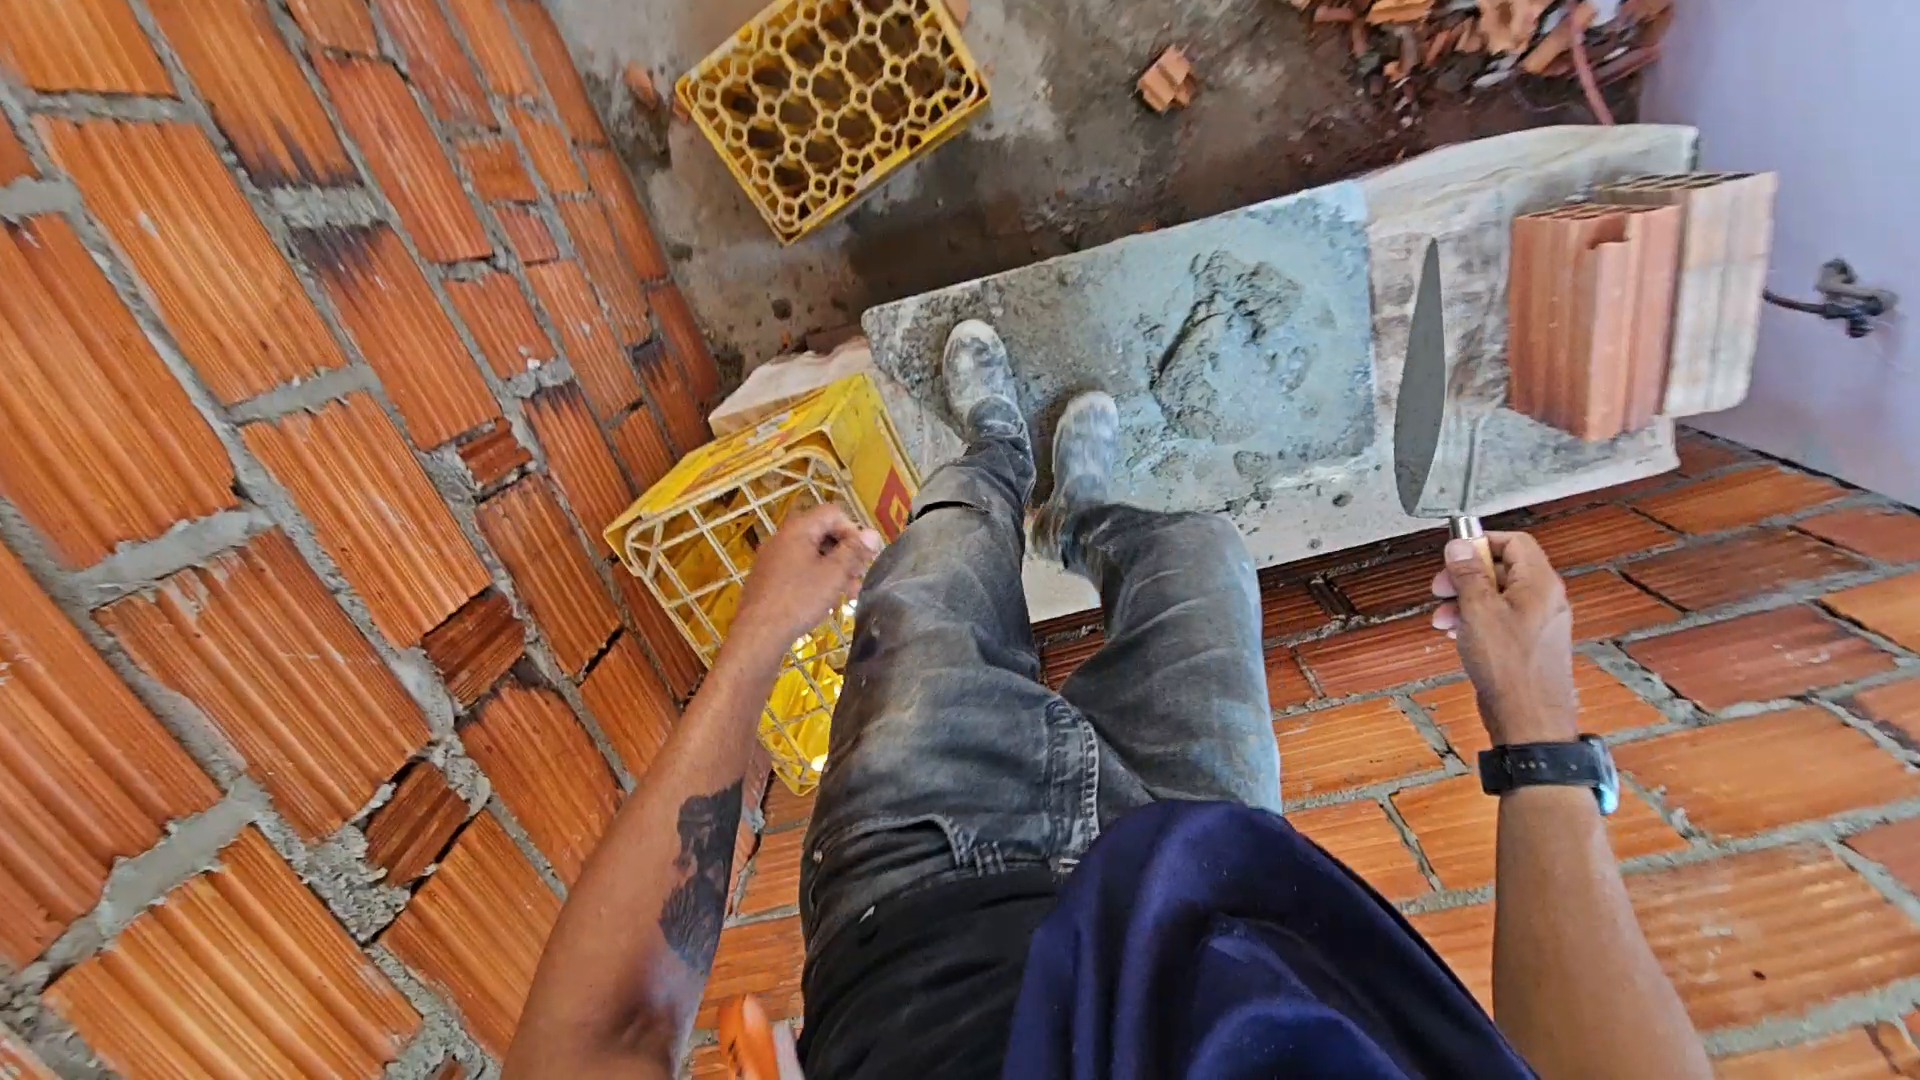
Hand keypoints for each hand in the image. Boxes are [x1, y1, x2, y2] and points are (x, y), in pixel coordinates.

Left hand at [732, 504, 880, 654]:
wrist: (758, 633)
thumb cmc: (799, 599)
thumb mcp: (834, 574)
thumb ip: (854, 551)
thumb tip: (872, 533)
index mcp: (798, 529)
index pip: (833, 514)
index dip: (853, 531)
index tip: (864, 556)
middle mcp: (782, 538)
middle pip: (822, 533)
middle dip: (846, 553)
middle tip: (859, 577)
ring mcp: (772, 558)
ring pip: (812, 554)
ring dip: (834, 569)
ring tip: (847, 594)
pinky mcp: (767, 578)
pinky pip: (798, 569)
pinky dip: (816, 578)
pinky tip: (825, 600)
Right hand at [1429, 532, 1578, 745]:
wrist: (1526, 716)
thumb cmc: (1511, 668)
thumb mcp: (1477, 611)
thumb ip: (1467, 574)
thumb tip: (1459, 547)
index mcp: (1540, 585)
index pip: (1514, 542)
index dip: (1481, 542)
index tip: (1454, 552)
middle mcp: (1543, 599)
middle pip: (1501, 568)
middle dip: (1465, 575)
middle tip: (1442, 586)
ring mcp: (1535, 621)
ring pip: (1494, 594)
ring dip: (1463, 600)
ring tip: (1444, 616)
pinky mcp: (1525, 641)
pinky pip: (1496, 617)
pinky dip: (1473, 619)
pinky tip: (1456, 632)